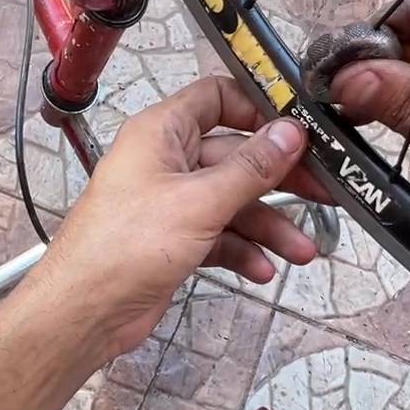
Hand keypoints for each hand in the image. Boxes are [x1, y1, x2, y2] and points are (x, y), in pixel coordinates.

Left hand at [26, 75, 329, 357]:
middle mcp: (165, 163)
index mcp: (161, 133)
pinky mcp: (171, 242)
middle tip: (325, 195)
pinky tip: (262, 271)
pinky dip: (241, 252)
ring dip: (267, 227)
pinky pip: (217, 237)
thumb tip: (291, 133)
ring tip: (301, 253)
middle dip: (279, 181)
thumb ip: (250, 168)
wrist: (84, 312)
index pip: (215, 98)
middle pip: (234, 159)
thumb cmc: (127, 245)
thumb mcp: (199, 201)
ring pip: (230, 204)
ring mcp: (168, 205)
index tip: (300, 128)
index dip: (258, 108)